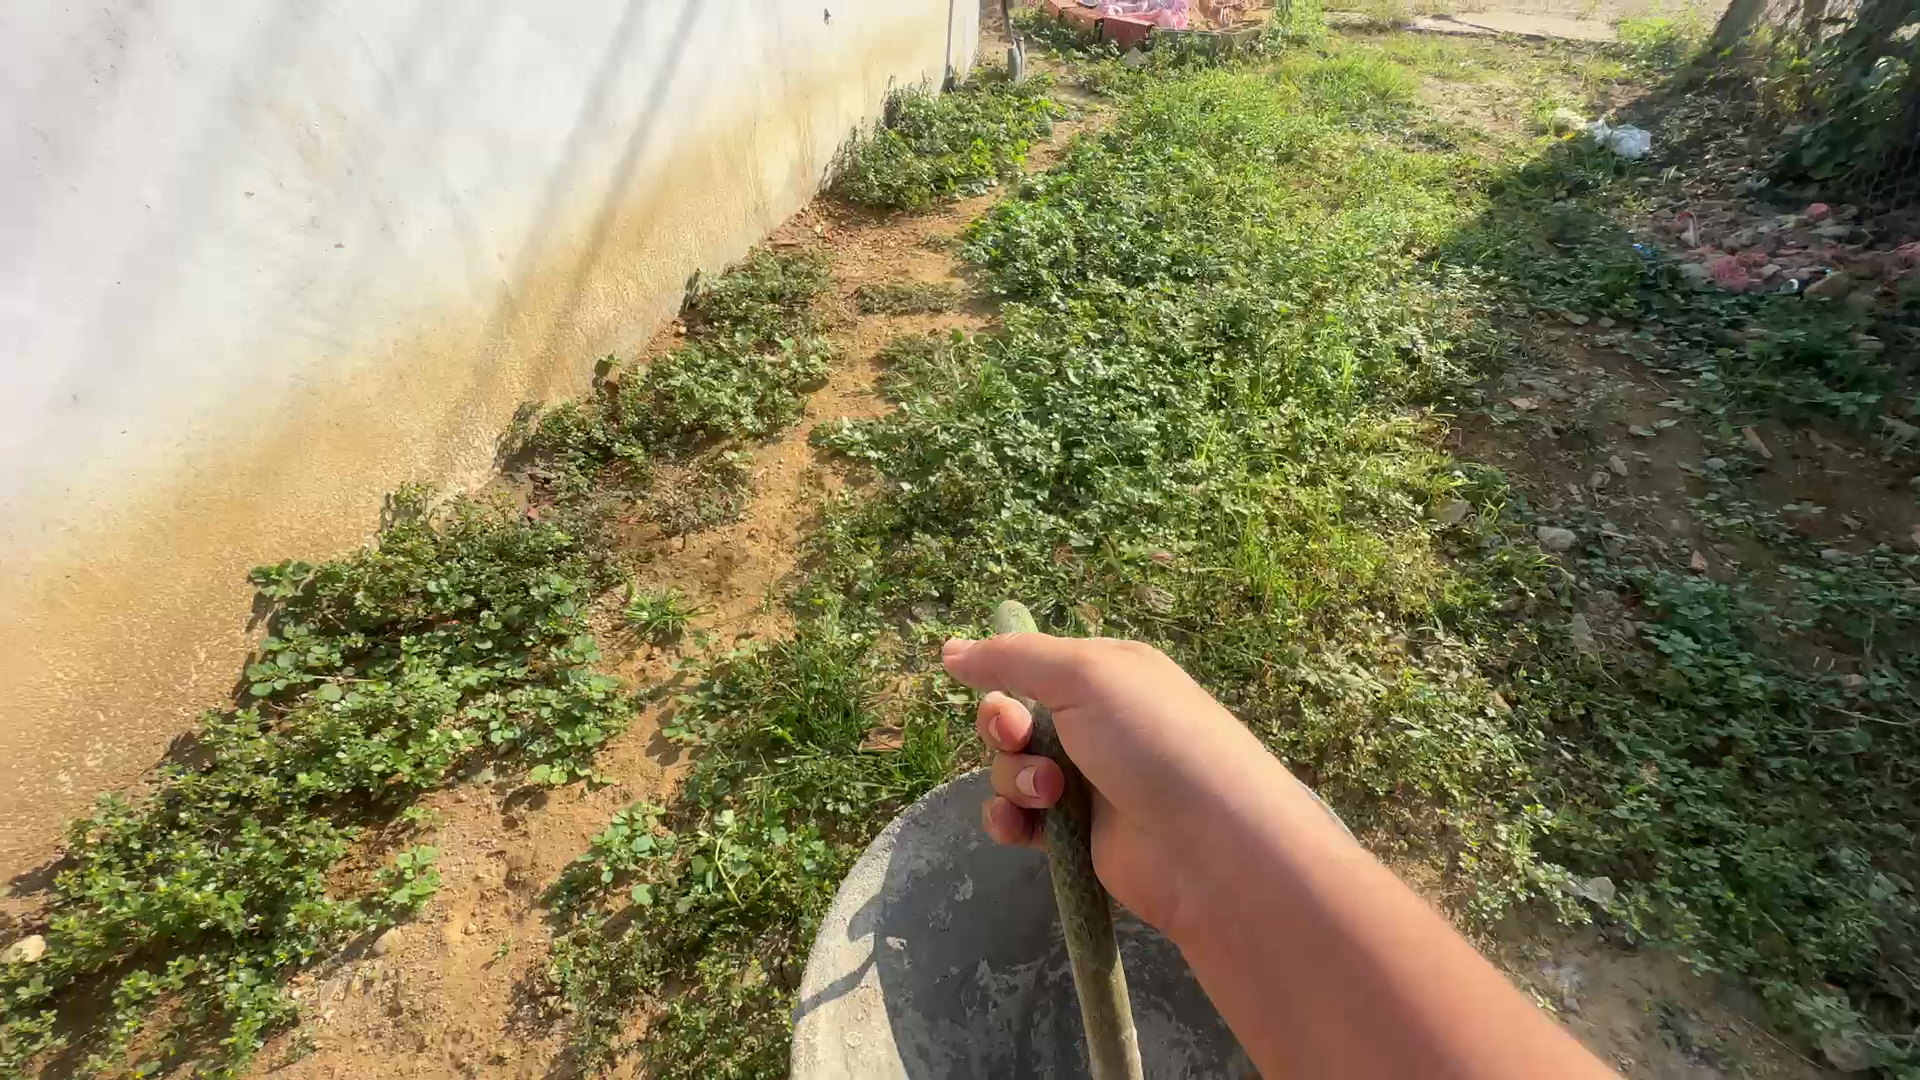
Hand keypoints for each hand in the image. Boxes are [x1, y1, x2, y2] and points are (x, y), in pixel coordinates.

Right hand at [941, 632, 1284, 939]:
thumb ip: (1013, 657)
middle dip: (1002, 726)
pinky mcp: (1076, 833)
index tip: (981, 681)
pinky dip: (1010, 819)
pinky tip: (1017, 827)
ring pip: (1011, 767)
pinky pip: (1019, 818)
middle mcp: (1094, 723)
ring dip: (1015, 777)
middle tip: (1019, 736)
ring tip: (1049, 794)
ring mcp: (1086, 780)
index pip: (1033, 662)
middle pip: (1013, 715)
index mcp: (1105, 674)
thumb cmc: (1150, 740)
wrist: (1211, 848)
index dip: (1002, 673)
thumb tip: (949, 649)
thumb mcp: (1085, 676)